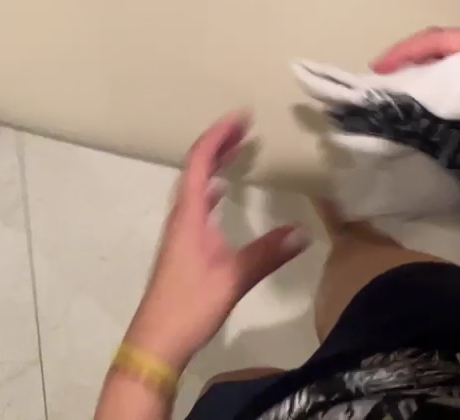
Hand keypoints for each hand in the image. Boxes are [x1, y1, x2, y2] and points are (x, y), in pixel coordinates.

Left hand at [123, 113, 309, 368]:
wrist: (156, 341)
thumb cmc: (189, 304)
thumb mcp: (233, 278)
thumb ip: (267, 254)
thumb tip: (303, 231)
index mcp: (189, 212)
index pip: (199, 160)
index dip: (218, 135)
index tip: (240, 118)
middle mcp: (182, 214)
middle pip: (196, 166)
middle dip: (219, 143)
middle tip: (244, 127)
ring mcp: (180, 229)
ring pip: (196, 184)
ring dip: (214, 162)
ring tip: (237, 149)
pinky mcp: (183, 245)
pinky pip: (197, 201)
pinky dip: (211, 187)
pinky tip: (222, 192)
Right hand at [374, 27, 459, 167]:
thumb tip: (443, 95)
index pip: (441, 39)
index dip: (407, 51)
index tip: (379, 69)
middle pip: (446, 48)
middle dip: (413, 61)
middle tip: (386, 84)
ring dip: (431, 77)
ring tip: (407, 96)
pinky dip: (452, 91)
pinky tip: (445, 110)